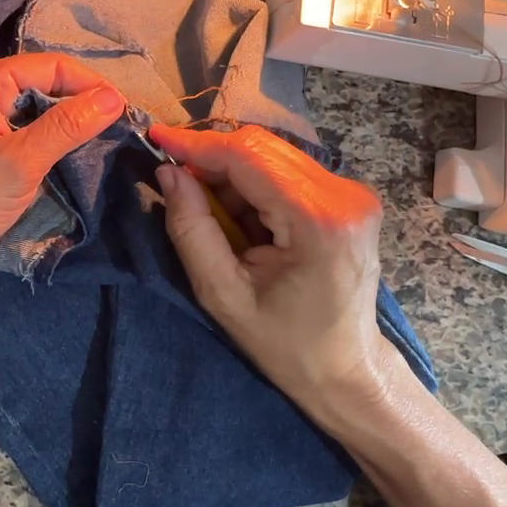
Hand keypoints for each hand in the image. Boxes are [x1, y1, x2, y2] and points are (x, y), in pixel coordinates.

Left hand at [0, 54, 125, 282]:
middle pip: (43, 78)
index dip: (90, 84)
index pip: (49, 66)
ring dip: (68, 115)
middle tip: (118, 123)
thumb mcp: (20, 164)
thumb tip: (114, 98)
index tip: (125, 111)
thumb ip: (66, 127)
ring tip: (103, 133)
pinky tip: (72, 145)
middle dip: (80, 97)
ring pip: (37, 99)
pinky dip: (50, 128)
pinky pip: (25, 118)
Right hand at [148, 124, 389, 406]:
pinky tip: (241, 221)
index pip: (248, 157)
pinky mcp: (347, 198)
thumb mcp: (222, 293)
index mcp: (318, 220)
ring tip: (211, 217)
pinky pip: (284, 170)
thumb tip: (168, 173)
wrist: (346, 369)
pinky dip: (250, 186)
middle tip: (174, 182)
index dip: (197, 143)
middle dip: (210, 159)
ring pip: (270, 156)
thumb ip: (191, 229)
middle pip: (260, 148)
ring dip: (229, 175)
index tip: (155, 137)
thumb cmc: (284, 343)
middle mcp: (343, 195)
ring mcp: (350, 194)